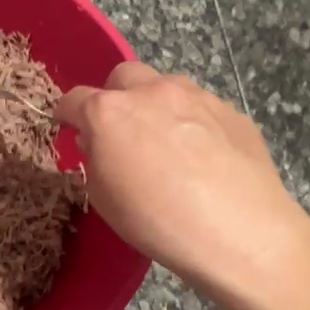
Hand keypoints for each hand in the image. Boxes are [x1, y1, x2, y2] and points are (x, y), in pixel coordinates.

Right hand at [57, 62, 309, 309]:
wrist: (240, 232)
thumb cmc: (155, 220)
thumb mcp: (103, 197)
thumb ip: (94, 159)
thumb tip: (99, 142)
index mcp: (108, 112)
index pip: (73, 99)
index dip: (68, 116)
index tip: (71, 131)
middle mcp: (151, 92)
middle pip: (122, 76)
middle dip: (114, 97)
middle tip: (120, 132)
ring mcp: (196, 96)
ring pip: (165, 86)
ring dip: (155, 105)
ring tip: (165, 143)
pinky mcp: (232, 110)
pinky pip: (200, 106)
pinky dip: (191, 122)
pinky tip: (201, 156)